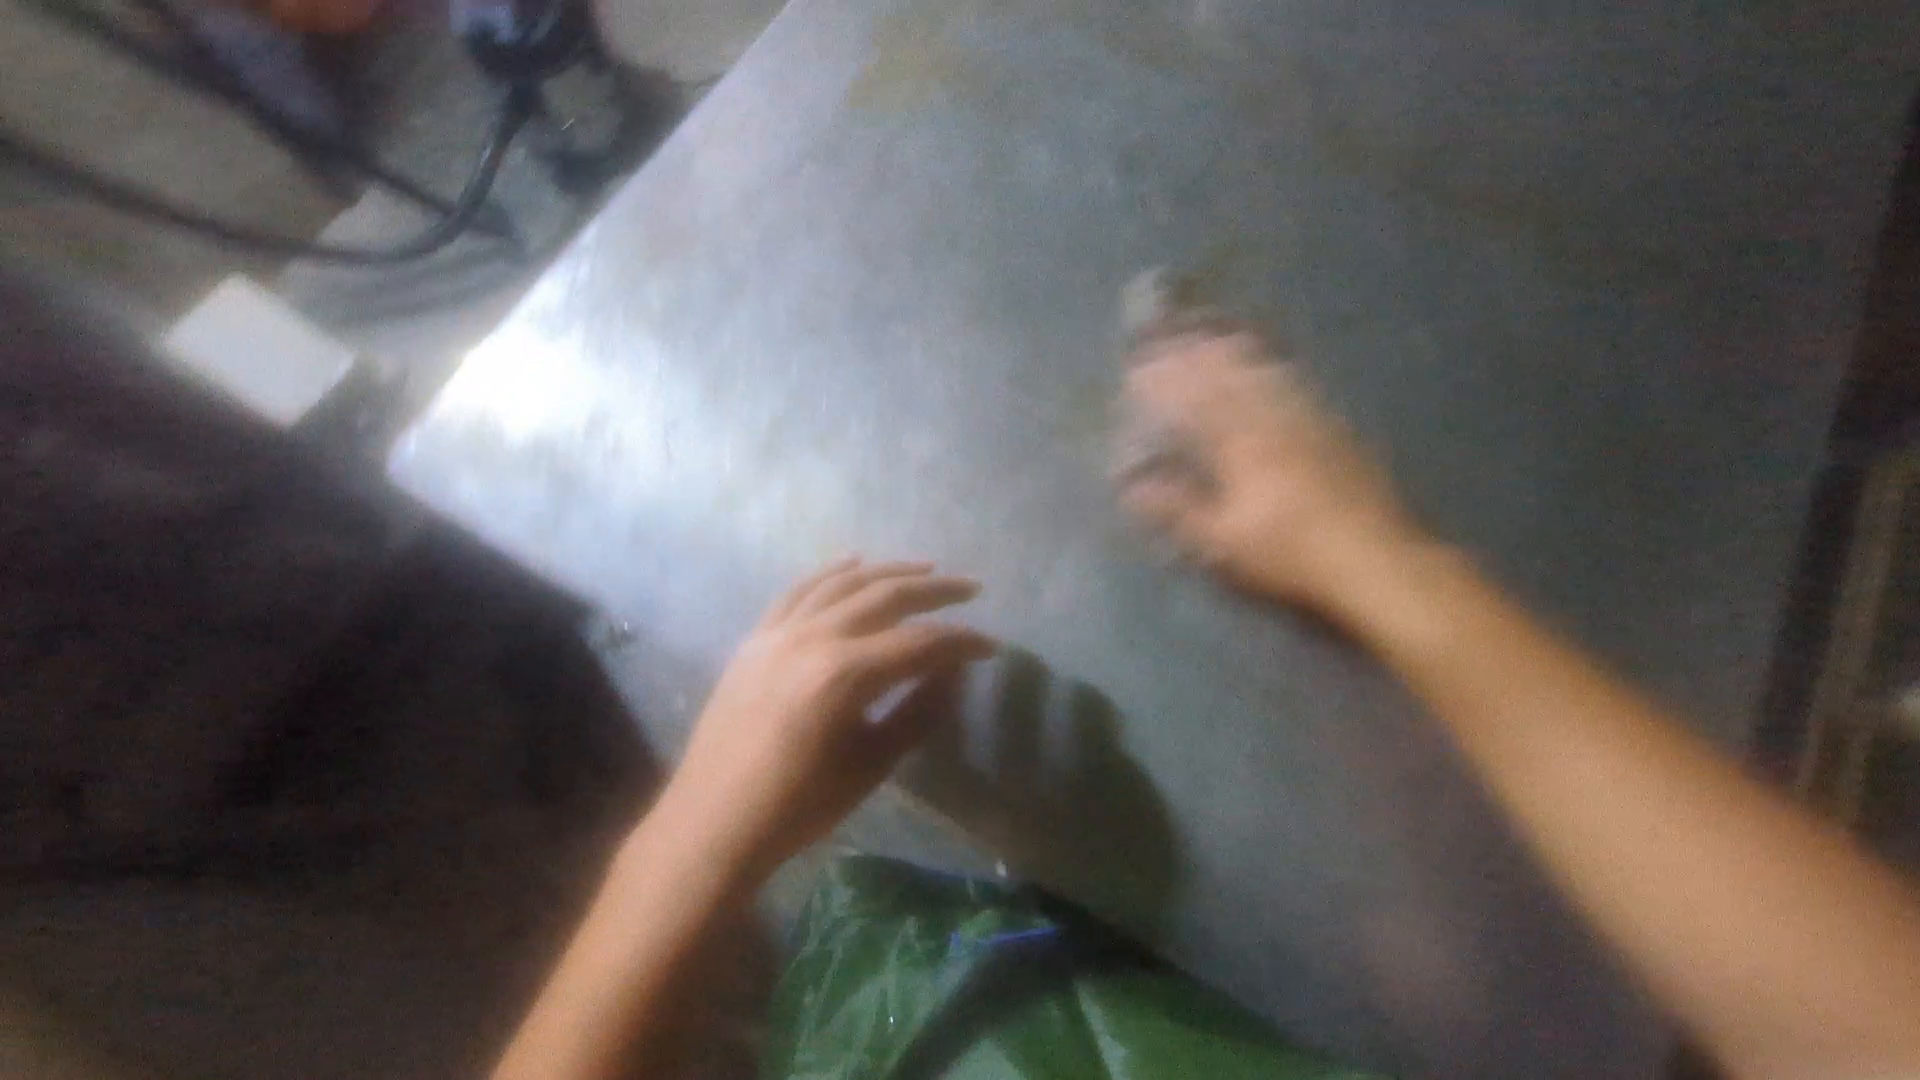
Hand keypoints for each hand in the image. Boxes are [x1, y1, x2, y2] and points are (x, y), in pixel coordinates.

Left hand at [655, 558, 993, 884]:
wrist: (714, 822)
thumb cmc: (799, 806)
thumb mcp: (871, 764)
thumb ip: (919, 712)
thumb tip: (955, 674)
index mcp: (845, 675)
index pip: (920, 642)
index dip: (961, 642)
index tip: (990, 647)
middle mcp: (813, 638)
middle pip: (885, 597)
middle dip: (934, 590)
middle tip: (971, 588)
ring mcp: (778, 633)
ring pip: (842, 584)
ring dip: (888, 572)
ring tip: (925, 569)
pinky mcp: (756, 639)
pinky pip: (798, 591)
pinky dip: (830, 573)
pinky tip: (853, 563)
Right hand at [1116, 327, 1423, 611]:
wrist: (1376, 561)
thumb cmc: (1288, 555)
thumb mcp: (1221, 541)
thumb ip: (1177, 508)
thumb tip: (1134, 486)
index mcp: (1242, 447)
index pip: (1198, 402)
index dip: (1170, 380)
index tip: (1144, 362)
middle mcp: (1277, 424)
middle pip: (1235, 378)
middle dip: (1204, 354)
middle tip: (1182, 331)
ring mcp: (1314, 425)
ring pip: (1271, 378)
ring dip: (1242, 355)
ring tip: (1224, 335)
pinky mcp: (1343, 436)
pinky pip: (1304, 391)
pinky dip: (1282, 373)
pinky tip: (1280, 371)